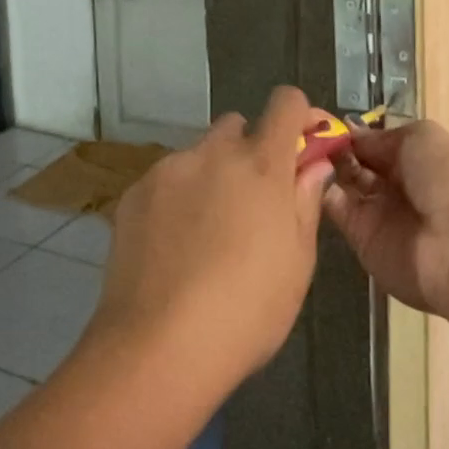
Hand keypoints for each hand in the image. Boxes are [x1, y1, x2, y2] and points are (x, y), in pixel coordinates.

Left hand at [84, 87, 335, 398]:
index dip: (299, 116)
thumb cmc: (246, 311)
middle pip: (237, 127)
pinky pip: (166, 180)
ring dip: (211, 176)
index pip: (286, 103)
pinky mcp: (135, 193)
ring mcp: (168, 170)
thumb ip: (305, 203)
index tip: (303, 145)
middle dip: (250, 151)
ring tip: (207, 235)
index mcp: (261, 165)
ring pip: (199, 155)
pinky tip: (174, 247)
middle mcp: (213, 153)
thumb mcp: (296, 263)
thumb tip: (313, 164)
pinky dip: (177, 199)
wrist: (157, 346)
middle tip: (252, 203)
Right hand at [323, 119, 448, 317]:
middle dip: (330, 146)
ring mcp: (373, 209)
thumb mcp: (421, 138)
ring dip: (320, 164)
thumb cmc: (446, 183)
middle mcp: (391, 182)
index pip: (370, 141)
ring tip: (302, 150)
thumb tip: (350, 134)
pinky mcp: (358, 235)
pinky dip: (318, 189)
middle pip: (351, 160)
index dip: (347, 131)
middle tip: (305, 135)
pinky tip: (306, 173)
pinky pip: (333, 207)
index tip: (318, 122)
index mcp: (412, 157)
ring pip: (338, 181)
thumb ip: (380, 136)